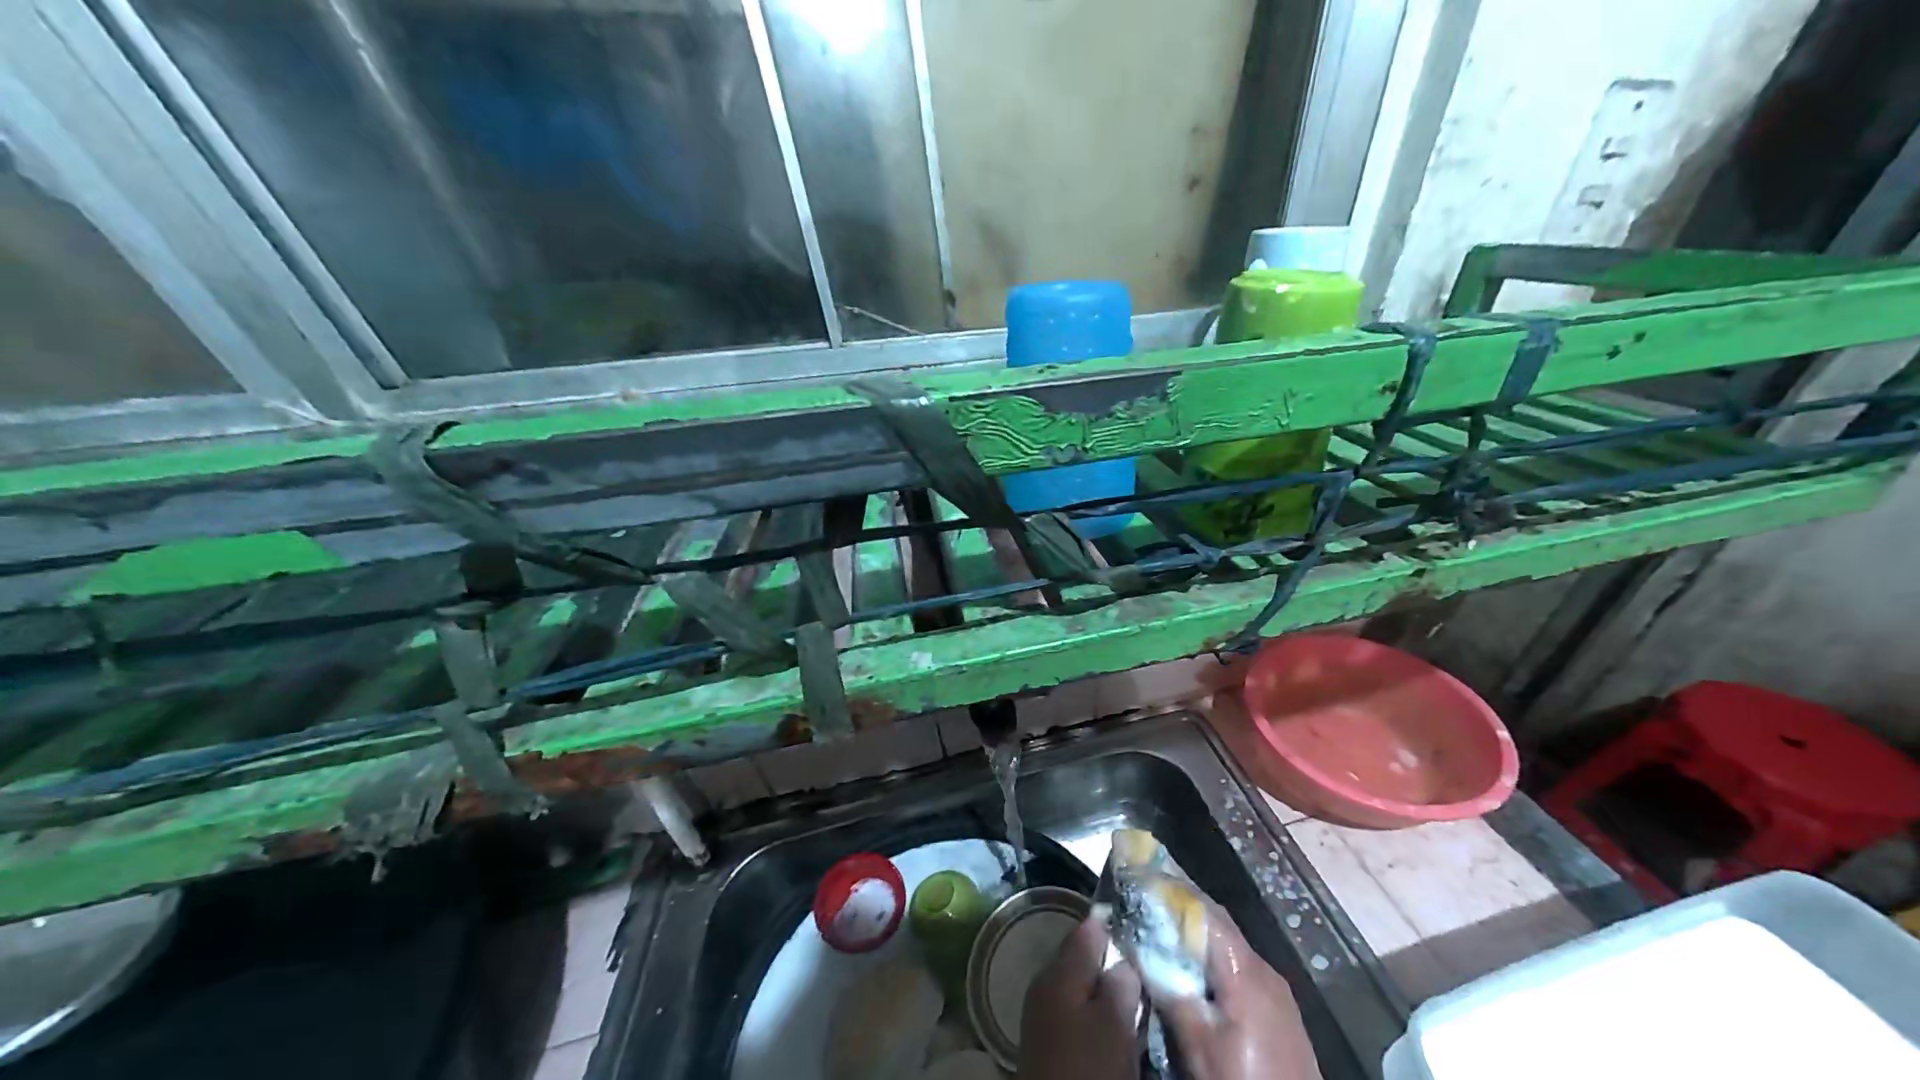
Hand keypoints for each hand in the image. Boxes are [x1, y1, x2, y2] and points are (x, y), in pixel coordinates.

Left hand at [1018, 916, 1141, 1079]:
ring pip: (1078, 984)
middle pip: (1081, 956)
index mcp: (1059, 970)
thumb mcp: (1114, 1023)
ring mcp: (1041, 1008)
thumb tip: (1124, 961)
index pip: (1087, 930)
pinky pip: (1073, 1008)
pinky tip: (1110, 1023)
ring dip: (1102, 987)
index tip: (1139, 928)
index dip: (1114, 925)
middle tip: (1141, 966)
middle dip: (1110, 958)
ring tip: (1132, 995)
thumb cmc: (1086, 1066)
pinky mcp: (1045, 1035)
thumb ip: (1121, 984)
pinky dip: (1092, 1010)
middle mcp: (1045, 980)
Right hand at [1152, 904, 1321, 1079]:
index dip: (1173, 892)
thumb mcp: (1199, 1044)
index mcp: (1245, 970)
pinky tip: (1192, 969)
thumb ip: (1170, 992)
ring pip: (1229, 943)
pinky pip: (1239, 965)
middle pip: (1220, 923)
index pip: (1206, 912)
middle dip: (1182, 908)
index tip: (1142, 879)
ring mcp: (1275, 989)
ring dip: (1197, 932)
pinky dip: (1212, 955)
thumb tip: (1140, 950)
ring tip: (1160, 930)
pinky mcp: (1278, 1008)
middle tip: (1145, 901)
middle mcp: (1264, 969)